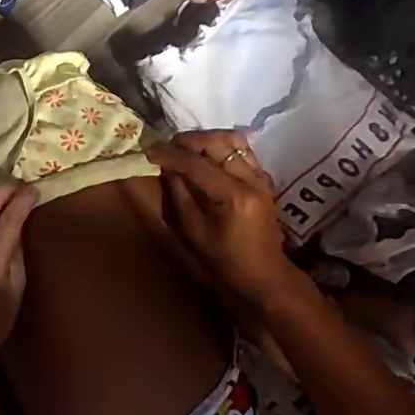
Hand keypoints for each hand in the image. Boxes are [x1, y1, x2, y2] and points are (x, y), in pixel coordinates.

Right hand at [146, 131, 296, 304]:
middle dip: (188, 140)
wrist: (265, 274)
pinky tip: (206, 156)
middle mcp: (252, 180)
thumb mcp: (194, 233)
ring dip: (206, 139)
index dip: (171, 155)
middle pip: (218, 142)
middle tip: (167, 147)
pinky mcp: (264, 178)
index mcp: (234, 196)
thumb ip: (179, 196)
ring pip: (233, 140)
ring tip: (185, 148)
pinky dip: (221, 147)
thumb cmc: (226, 261)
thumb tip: (167, 168)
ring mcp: (261, 177)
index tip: (149, 151)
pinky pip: (242, 150)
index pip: (198, 164)